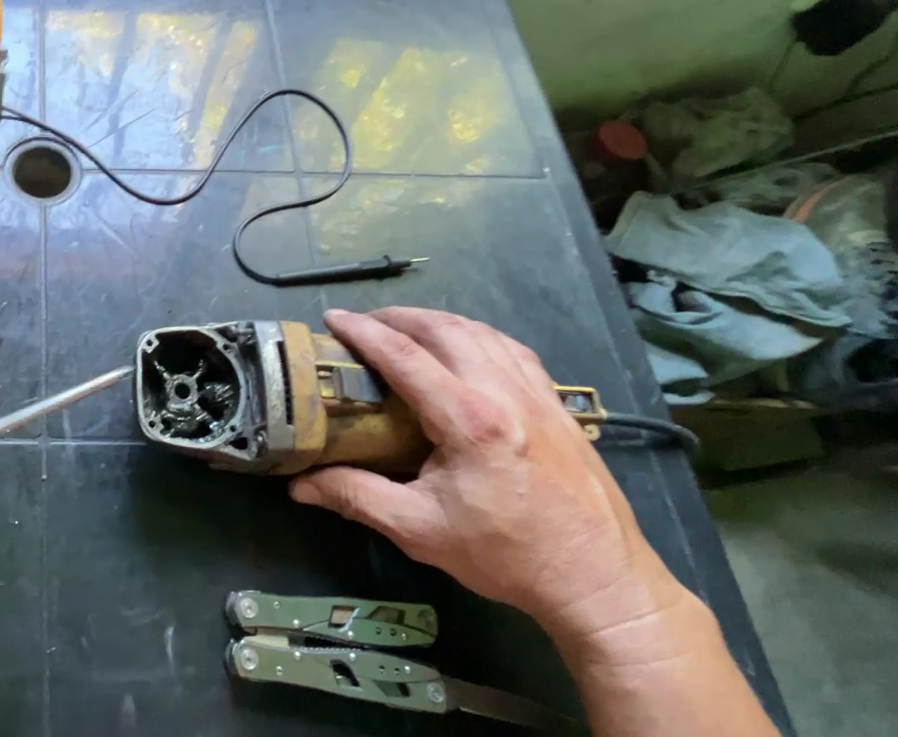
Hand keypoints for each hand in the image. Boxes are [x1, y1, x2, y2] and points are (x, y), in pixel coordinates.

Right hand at [289, 308, 684, 641]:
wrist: (600, 582)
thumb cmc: (506, 556)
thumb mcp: (419, 530)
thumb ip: (356, 497)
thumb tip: (297, 486)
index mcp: (469, 419)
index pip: (404, 356)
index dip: (363, 331)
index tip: (332, 318)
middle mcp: (504, 392)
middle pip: (444, 329)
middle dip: (397, 316)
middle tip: (363, 323)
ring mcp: (538, 394)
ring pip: (481, 332)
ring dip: (436, 321)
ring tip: (404, 329)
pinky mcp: (558, 405)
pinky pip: (511, 349)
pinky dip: (476, 336)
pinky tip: (464, 348)